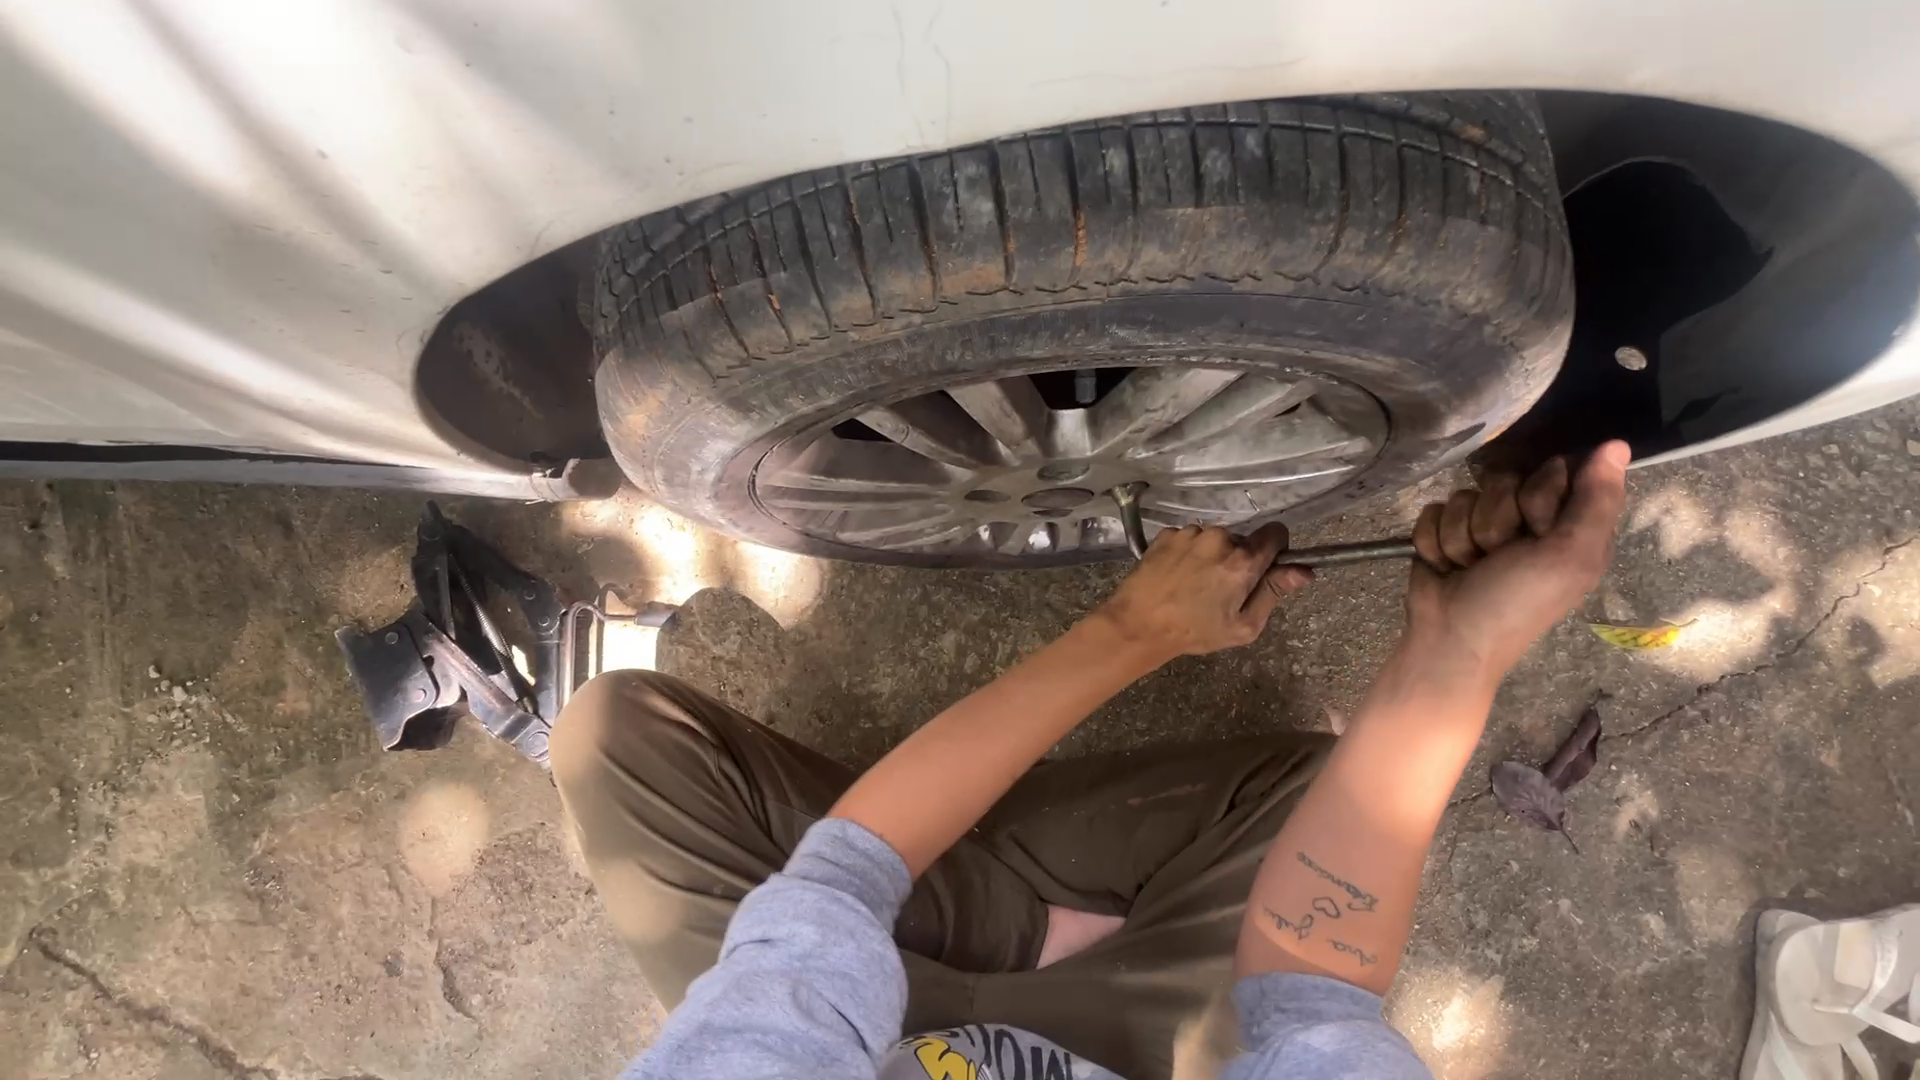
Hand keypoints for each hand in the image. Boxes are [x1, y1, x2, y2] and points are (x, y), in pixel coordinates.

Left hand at [1093, 523, 1312, 661]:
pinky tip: (1176, 576)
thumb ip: (1274, 593)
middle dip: (1238, 560)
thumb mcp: (1243, 625)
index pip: (1276, 533)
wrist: (1138, 624)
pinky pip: (1189, 539)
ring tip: (1194, 584)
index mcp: (1242, 560)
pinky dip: (1188, 553)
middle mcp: (1218, 538)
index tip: (1264, 568)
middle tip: (1220, 589)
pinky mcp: (1167, 535)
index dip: (1275, 550)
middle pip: (1242, 541)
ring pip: (1214, 539)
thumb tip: (1303, 571)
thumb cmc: (1194, 631)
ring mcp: (1190, 533)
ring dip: (1211, 556)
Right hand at [1406, 440, 1631, 682]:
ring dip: (1462, 536)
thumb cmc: (1516, 602)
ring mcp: (1479, 524)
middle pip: (1502, 479)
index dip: (1539, 496)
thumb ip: (1596, 500)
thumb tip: (1617, 443)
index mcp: (1569, 523)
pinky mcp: (1441, 532)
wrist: (1450, 635)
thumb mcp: (1569, 556)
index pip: (1554, 471)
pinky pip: (1432, 511)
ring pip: (1463, 495)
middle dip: (1495, 519)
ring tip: (1468, 566)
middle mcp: (1525, 519)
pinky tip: (1444, 565)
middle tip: (1499, 554)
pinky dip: (1434, 542)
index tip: (1536, 530)